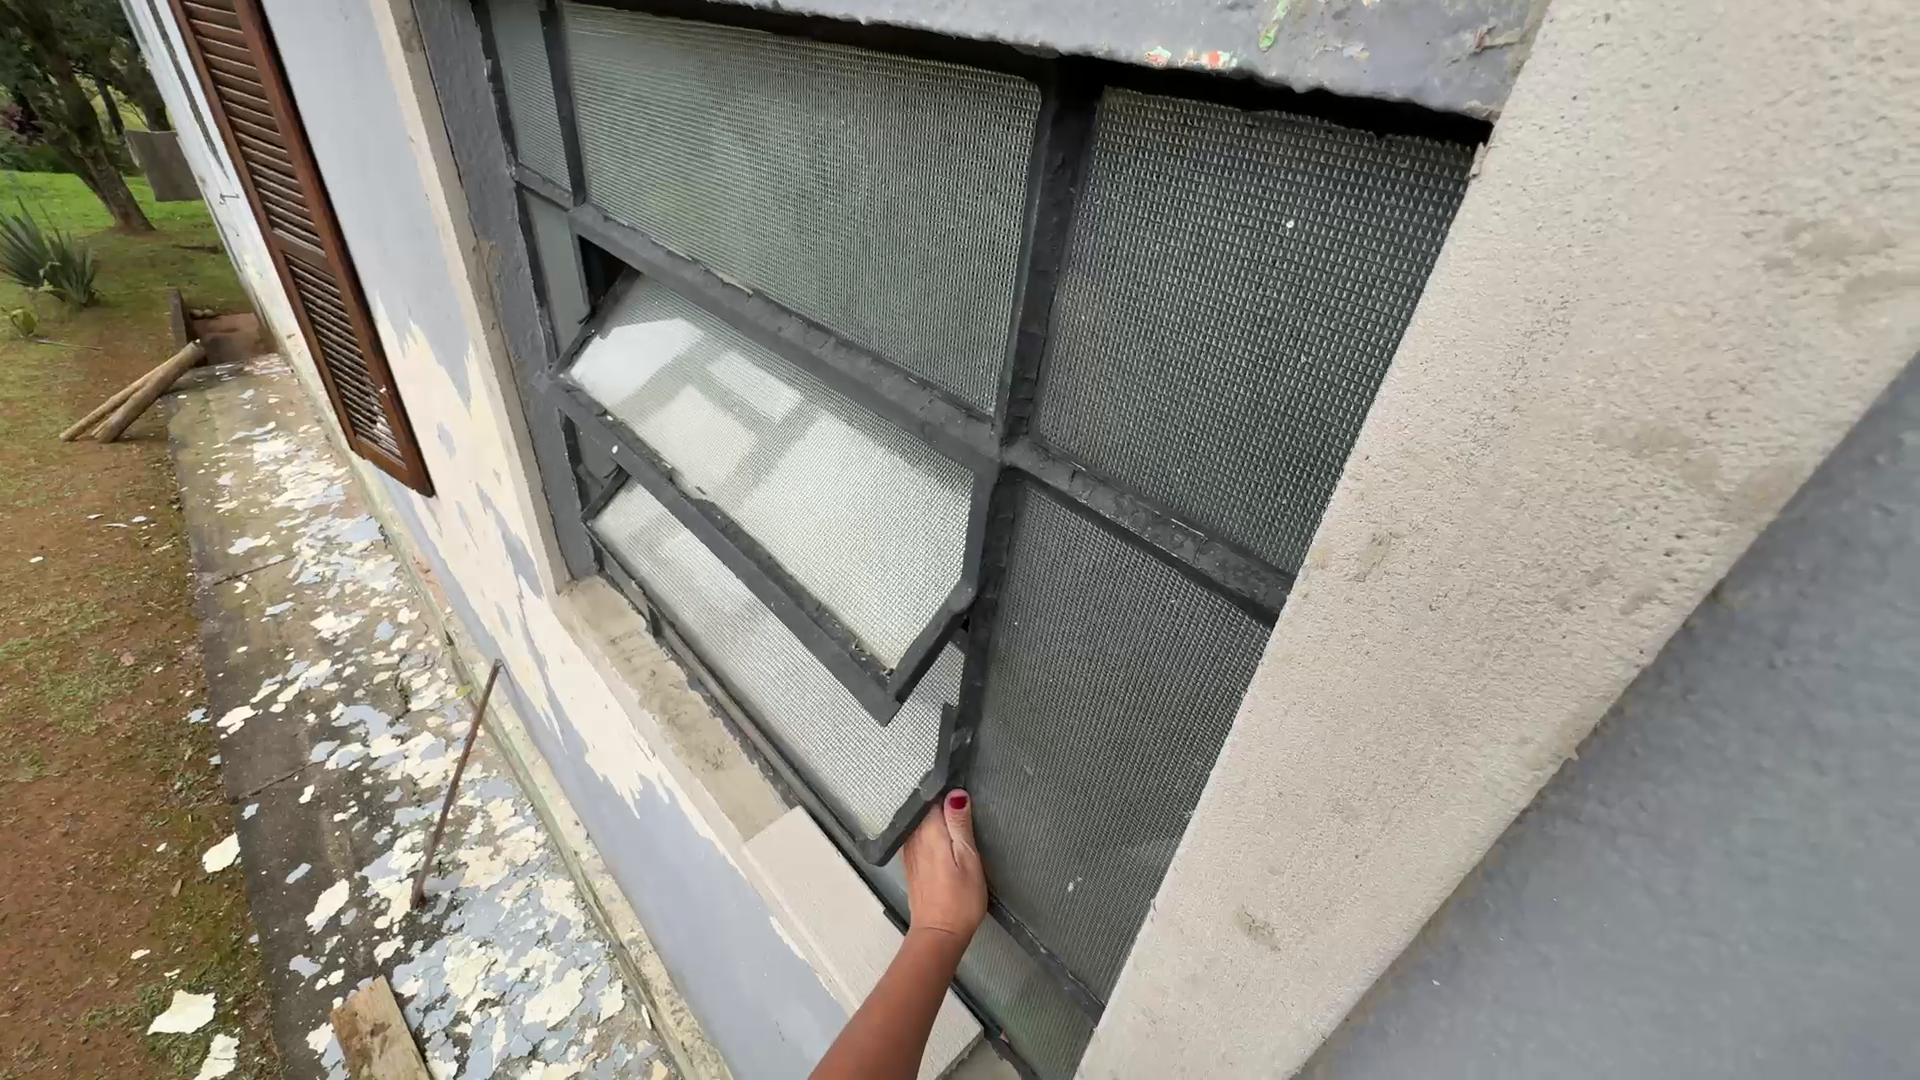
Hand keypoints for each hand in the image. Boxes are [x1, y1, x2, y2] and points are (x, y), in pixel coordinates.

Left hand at [901, 790, 985, 943]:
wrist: (939, 934)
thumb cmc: (960, 899)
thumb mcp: (969, 859)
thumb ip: (960, 824)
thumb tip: (956, 793)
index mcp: (929, 831)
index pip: (934, 797)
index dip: (948, 791)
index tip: (963, 790)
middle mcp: (914, 837)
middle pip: (925, 808)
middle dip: (941, 802)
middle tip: (962, 805)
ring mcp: (909, 850)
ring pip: (920, 821)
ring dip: (934, 816)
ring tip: (954, 818)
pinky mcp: (910, 861)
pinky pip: (917, 834)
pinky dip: (927, 830)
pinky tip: (940, 835)